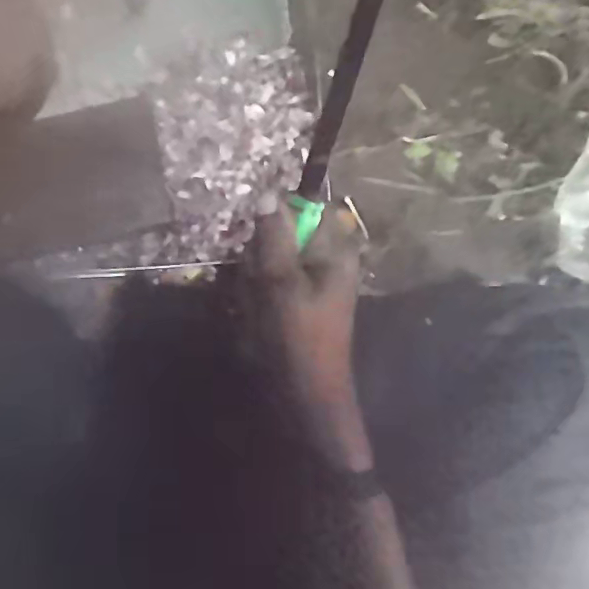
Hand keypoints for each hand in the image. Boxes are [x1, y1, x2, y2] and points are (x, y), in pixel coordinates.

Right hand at [247, 201, 364, 414]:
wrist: (304, 395)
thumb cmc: (297, 337)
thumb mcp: (281, 281)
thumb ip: (274, 236)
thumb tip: (267, 194)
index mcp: (336, 251)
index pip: (307, 208)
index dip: (277, 215)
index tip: (254, 234)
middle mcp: (328, 261)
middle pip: (285, 233)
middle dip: (261, 251)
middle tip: (255, 278)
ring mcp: (312, 283)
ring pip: (272, 258)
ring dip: (254, 274)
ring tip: (253, 301)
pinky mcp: (297, 303)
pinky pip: (270, 282)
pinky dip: (257, 293)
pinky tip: (253, 313)